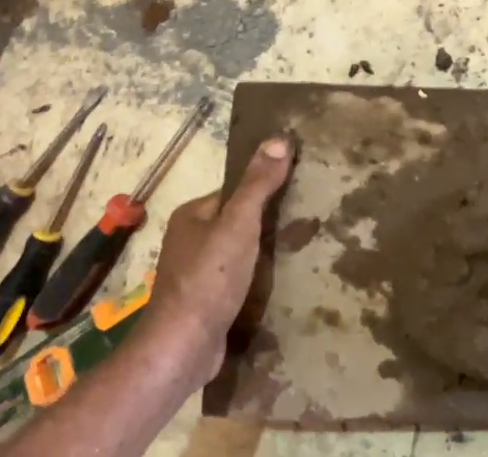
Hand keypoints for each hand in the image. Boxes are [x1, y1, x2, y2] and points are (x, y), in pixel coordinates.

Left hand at [147, 136, 294, 385]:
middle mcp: (188, 241)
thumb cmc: (209, 278)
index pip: (234, 192)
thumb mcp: (239, 223)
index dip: (264, 190)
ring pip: (237, 253)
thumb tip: (280, 138)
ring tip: (298, 251)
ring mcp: (195, 275)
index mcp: (191, 216)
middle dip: (265, 223)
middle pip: (236, 222)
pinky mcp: (205, 303)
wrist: (182, 348)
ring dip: (262, 254)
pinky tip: (277, 282)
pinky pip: (235, 280)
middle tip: (305, 222)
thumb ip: (258, 184)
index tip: (297, 193)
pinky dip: (254, 279)